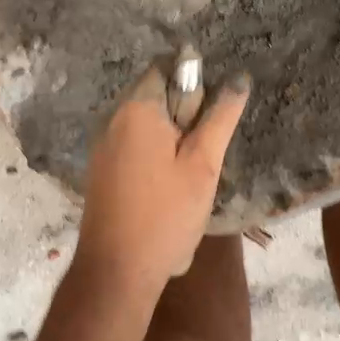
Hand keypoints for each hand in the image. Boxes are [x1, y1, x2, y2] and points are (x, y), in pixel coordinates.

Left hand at [75, 64, 250, 289]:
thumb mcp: (203, 165)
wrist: (114, 273)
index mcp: (137, 107)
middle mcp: (114, 116)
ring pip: (144, 121)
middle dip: (182, 112)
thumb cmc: (164, 215)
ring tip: (188, 171)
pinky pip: (131, 143)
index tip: (211, 111)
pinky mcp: (99, 168)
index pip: (165, 67)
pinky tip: (165, 186)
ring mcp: (102, 143)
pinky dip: (151, 152)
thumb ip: (220, 118)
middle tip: (203, 149)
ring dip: (168, 135)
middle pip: (154, 93)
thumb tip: (240, 78)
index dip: (193, 81)